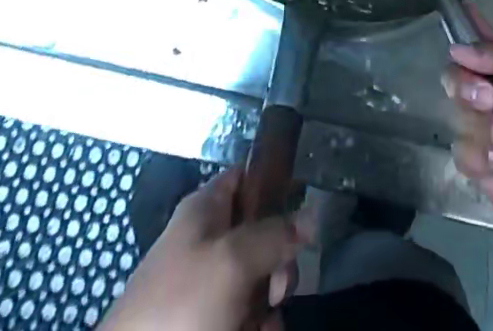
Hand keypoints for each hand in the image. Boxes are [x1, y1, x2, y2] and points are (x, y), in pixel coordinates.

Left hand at [98, 168, 303, 330]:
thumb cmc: (181, 306)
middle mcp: (208, 242)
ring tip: (263, 327)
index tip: (303, 209)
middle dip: (279, 264)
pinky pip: (248, 318)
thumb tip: (311, 216)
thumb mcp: (233, 260)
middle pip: (262, 235)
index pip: (246, 176)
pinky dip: (259, 328)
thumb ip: (275, 234)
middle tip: (276, 290)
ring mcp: (208, 287)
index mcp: (205, 210)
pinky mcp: (211, 323)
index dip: (276, 184)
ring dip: (271, 306)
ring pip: (260, 282)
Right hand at [443, 10, 492, 236]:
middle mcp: (491, 94)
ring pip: (457, 116)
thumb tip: (455, 48)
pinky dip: (483, 157)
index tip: (457, 12)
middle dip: (466, 88)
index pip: (480, 40)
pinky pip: (461, 151)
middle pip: (454, 78)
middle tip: (489, 99)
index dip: (467, 27)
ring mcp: (482, 128)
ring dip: (485, 129)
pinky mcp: (478, 162)